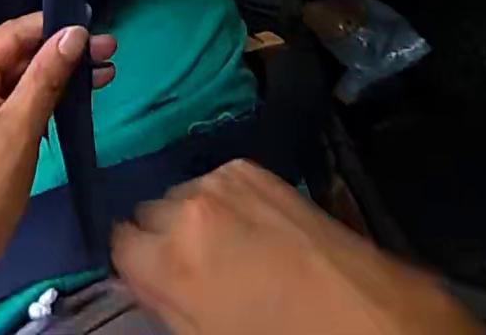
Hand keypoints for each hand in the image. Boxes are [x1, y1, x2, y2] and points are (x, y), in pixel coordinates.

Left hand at [0, 13, 116, 334]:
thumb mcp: (19, 130)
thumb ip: (46, 75)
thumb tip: (75, 31)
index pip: (13, 33)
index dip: (57, 27)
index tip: (97, 22)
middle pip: (14, 53)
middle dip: (61, 56)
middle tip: (110, 52)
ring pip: (12, 77)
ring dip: (53, 79)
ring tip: (102, 73)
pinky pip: (3, 98)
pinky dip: (35, 100)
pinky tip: (70, 97)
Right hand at [112, 160, 485, 334]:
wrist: (368, 320)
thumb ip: (162, 302)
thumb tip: (139, 273)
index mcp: (172, 259)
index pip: (117, 240)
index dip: (133, 263)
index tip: (153, 279)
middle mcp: (188, 205)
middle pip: (146, 212)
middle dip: (161, 239)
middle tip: (196, 271)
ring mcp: (220, 179)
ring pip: (179, 194)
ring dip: (191, 217)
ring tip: (230, 250)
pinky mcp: (249, 166)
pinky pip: (212, 181)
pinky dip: (220, 201)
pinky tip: (252, 229)